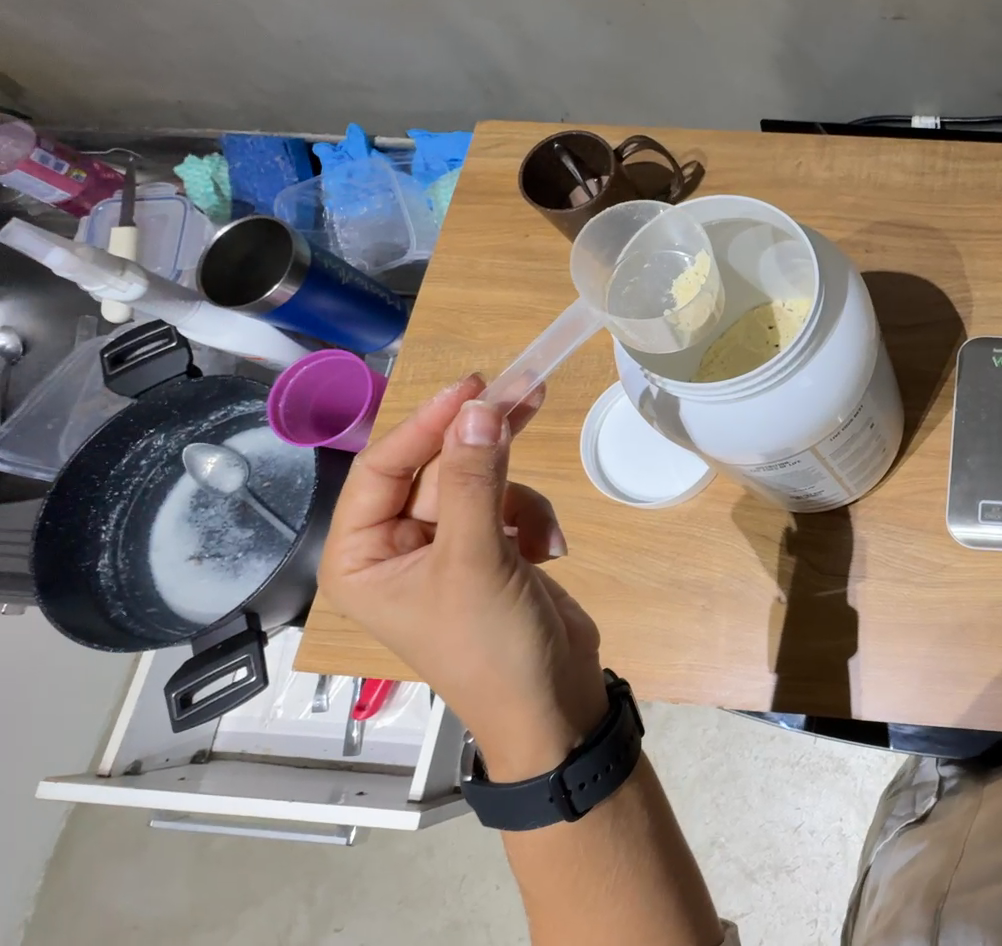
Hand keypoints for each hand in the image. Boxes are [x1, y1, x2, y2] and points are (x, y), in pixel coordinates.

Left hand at [318, 374, 607, 780]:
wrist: (552, 701)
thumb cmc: (491, 644)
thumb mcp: (477, 561)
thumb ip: (477, 482)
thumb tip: (480, 409)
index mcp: (363, 555)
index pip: (385, 470)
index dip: (428, 423)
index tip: (475, 385)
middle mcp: (400, 547)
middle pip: (440, 469)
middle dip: (484, 444)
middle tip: (526, 391)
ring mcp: (453, 549)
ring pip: (485, 484)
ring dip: (520, 500)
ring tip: (541, 536)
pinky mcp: (497, 554)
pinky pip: (513, 508)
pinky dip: (535, 522)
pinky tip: (550, 552)